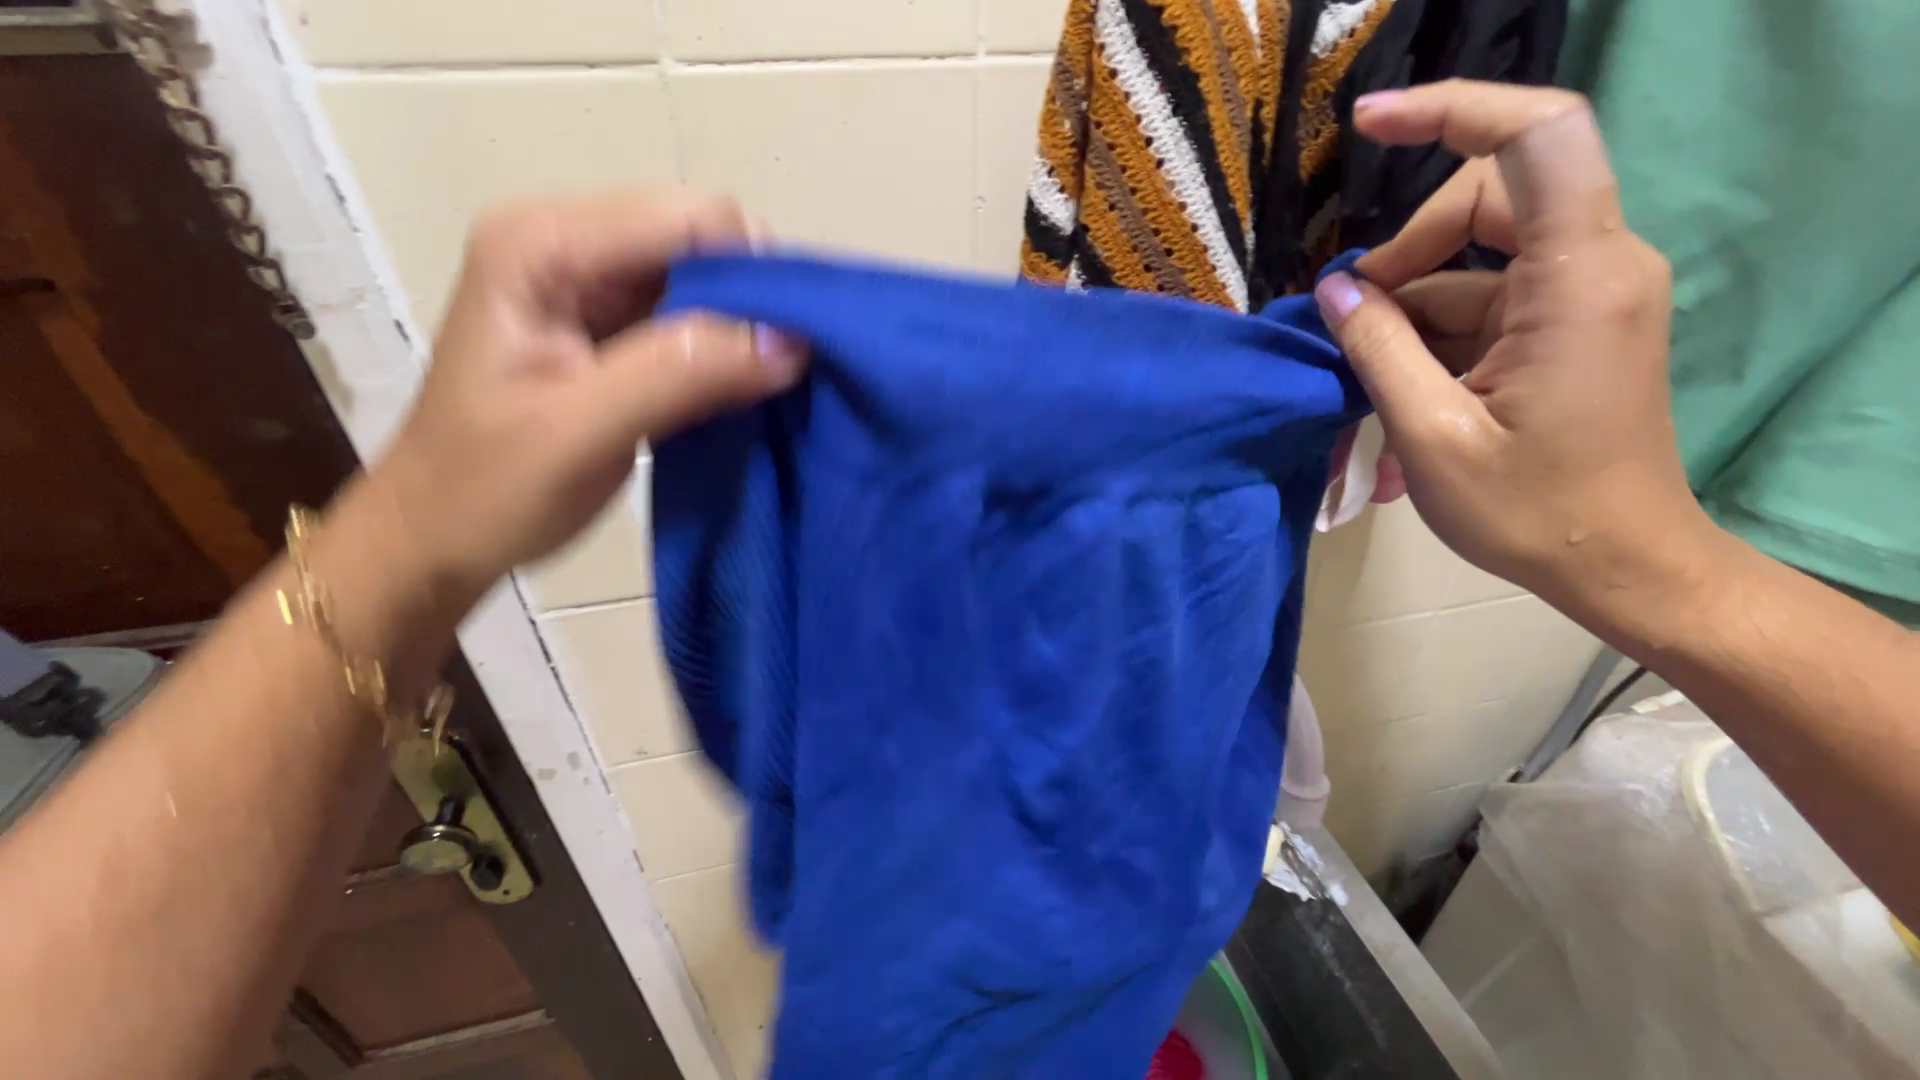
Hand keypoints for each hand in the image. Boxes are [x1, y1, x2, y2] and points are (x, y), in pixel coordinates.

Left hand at [369, 190, 806, 599]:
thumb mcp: (584, 431)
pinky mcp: (610, 323)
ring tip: (762, 387)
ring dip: (744, 328)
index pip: (687, 220)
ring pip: (705, 277)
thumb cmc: (488, 489)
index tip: (791, 347)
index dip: (752, 275)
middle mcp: (567, 242)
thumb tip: (793, 340)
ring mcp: (589, 281)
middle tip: (778, 374)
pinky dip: (726, 350)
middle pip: (701, 239)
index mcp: (541, 244)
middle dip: (752, 300)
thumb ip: (682, 373)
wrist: (437, 537)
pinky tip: (736, 391)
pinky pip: (693, 314)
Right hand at [1312, 81, 1704, 603]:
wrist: (1621, 564)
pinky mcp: (1566, 325)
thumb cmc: (1532, 510)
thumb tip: (1335, 289)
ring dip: (1407, 310)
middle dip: (1405, 251)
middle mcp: (1595, 266)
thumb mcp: (1432, 435)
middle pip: (1488, 199)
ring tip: (1362, 384)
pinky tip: (1395, 397)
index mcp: (1579, 278)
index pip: (1535, 137)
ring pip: (1475, 259)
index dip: (1451, 109)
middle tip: (1350, 319)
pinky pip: (1484, 301)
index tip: (1367, 123)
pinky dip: (1430, 337)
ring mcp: (1581, 295)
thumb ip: (1378, 349)